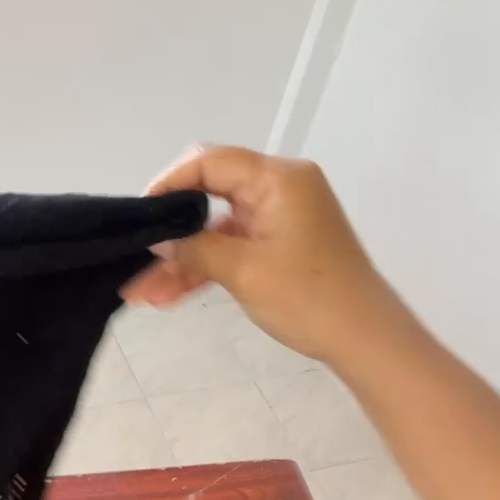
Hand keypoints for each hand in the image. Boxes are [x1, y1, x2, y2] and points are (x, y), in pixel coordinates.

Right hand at [122, 145, 413, 365]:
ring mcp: (278, 217)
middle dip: (170, 228)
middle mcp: (279, 188)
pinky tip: (167, 294)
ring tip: (142, 291)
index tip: (140, 215)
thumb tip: (156, 240)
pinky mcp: (277, 244)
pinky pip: (230, 247)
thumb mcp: (242, 271)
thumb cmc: (307, 297)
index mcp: (278, 179)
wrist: (363, 337)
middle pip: (209, 193)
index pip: (210, 162)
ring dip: (181, 258)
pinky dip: (203, 268)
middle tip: (136, 253)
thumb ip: (194, 249)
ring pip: (214, 228)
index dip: (169, 184)